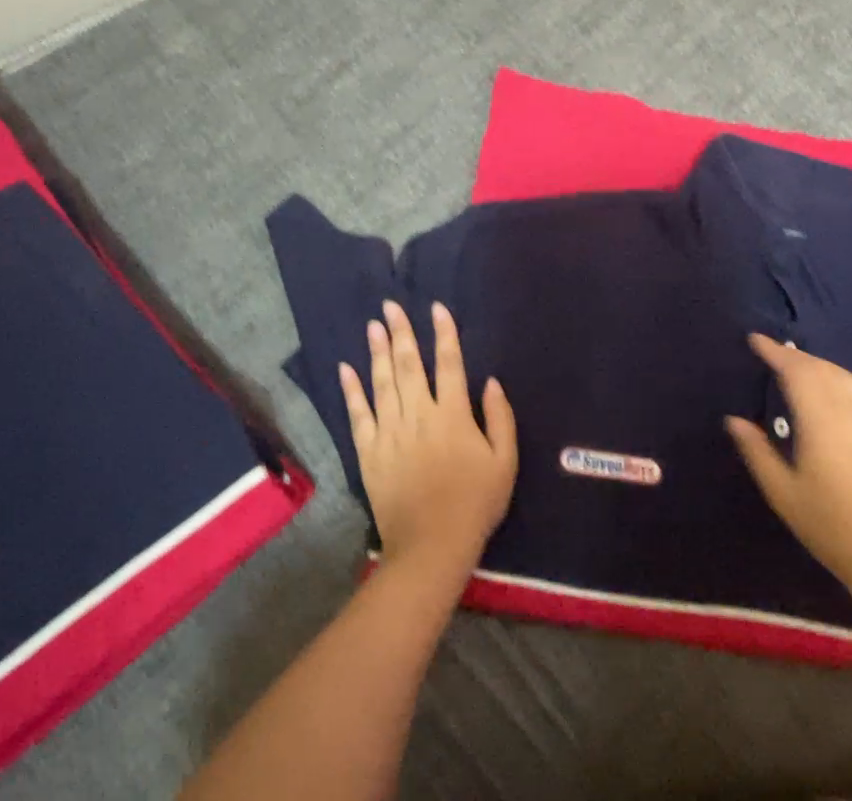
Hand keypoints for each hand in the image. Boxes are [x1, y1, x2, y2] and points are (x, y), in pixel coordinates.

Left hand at [339, 301, 517, 579]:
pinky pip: (358, 415)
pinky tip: (346, 369)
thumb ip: (500, 418)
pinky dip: (352, 390)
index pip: (450, 365)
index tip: (436, 308)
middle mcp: (419, 416)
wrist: (432, 544)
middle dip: (402, 333)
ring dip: (378, 352)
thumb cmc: (476, 503)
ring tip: (373, 326)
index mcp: (454, 416)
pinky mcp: (369, 453)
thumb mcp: (505, 462)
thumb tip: (492, 381)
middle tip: (391, 306)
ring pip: (383, 384)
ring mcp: (390, 433)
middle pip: (410, 366)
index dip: (445, 334)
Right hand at [725, 334, 851, 599]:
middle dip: (795, 355)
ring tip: (794, 365)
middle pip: (822, 369)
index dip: (776, 353)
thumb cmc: (828, 525)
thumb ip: (757, 451)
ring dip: (817, 364)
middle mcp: (850, 413)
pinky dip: (836, 377)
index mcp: (822, 422)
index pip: (798, 373)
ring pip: (844, 377)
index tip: (755, 340)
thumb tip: (734, 419)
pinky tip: (826, 390)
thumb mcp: (782, 492)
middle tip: (770, 351)